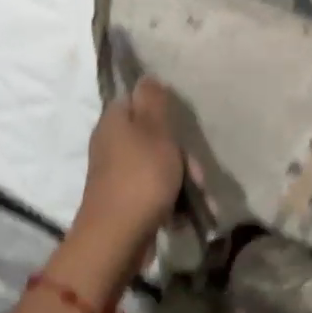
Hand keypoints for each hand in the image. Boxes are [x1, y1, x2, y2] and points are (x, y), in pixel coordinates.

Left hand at [75, 77, 185, 246]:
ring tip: (201, 200)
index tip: (182, 128)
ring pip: (157, 166)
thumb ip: (153, 101)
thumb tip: (146, 77)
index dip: (163, 113)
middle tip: (197, 174)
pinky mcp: (124, 200)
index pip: (137, 101)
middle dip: (182, 155)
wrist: (118, 236)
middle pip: (152, 137)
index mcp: (113, 119)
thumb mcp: (154, 131)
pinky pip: (153, 191)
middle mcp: (110, 142)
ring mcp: (115, 172)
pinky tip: (187, 216)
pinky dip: (172, 201)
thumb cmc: (141, 176)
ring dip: (182, 181)